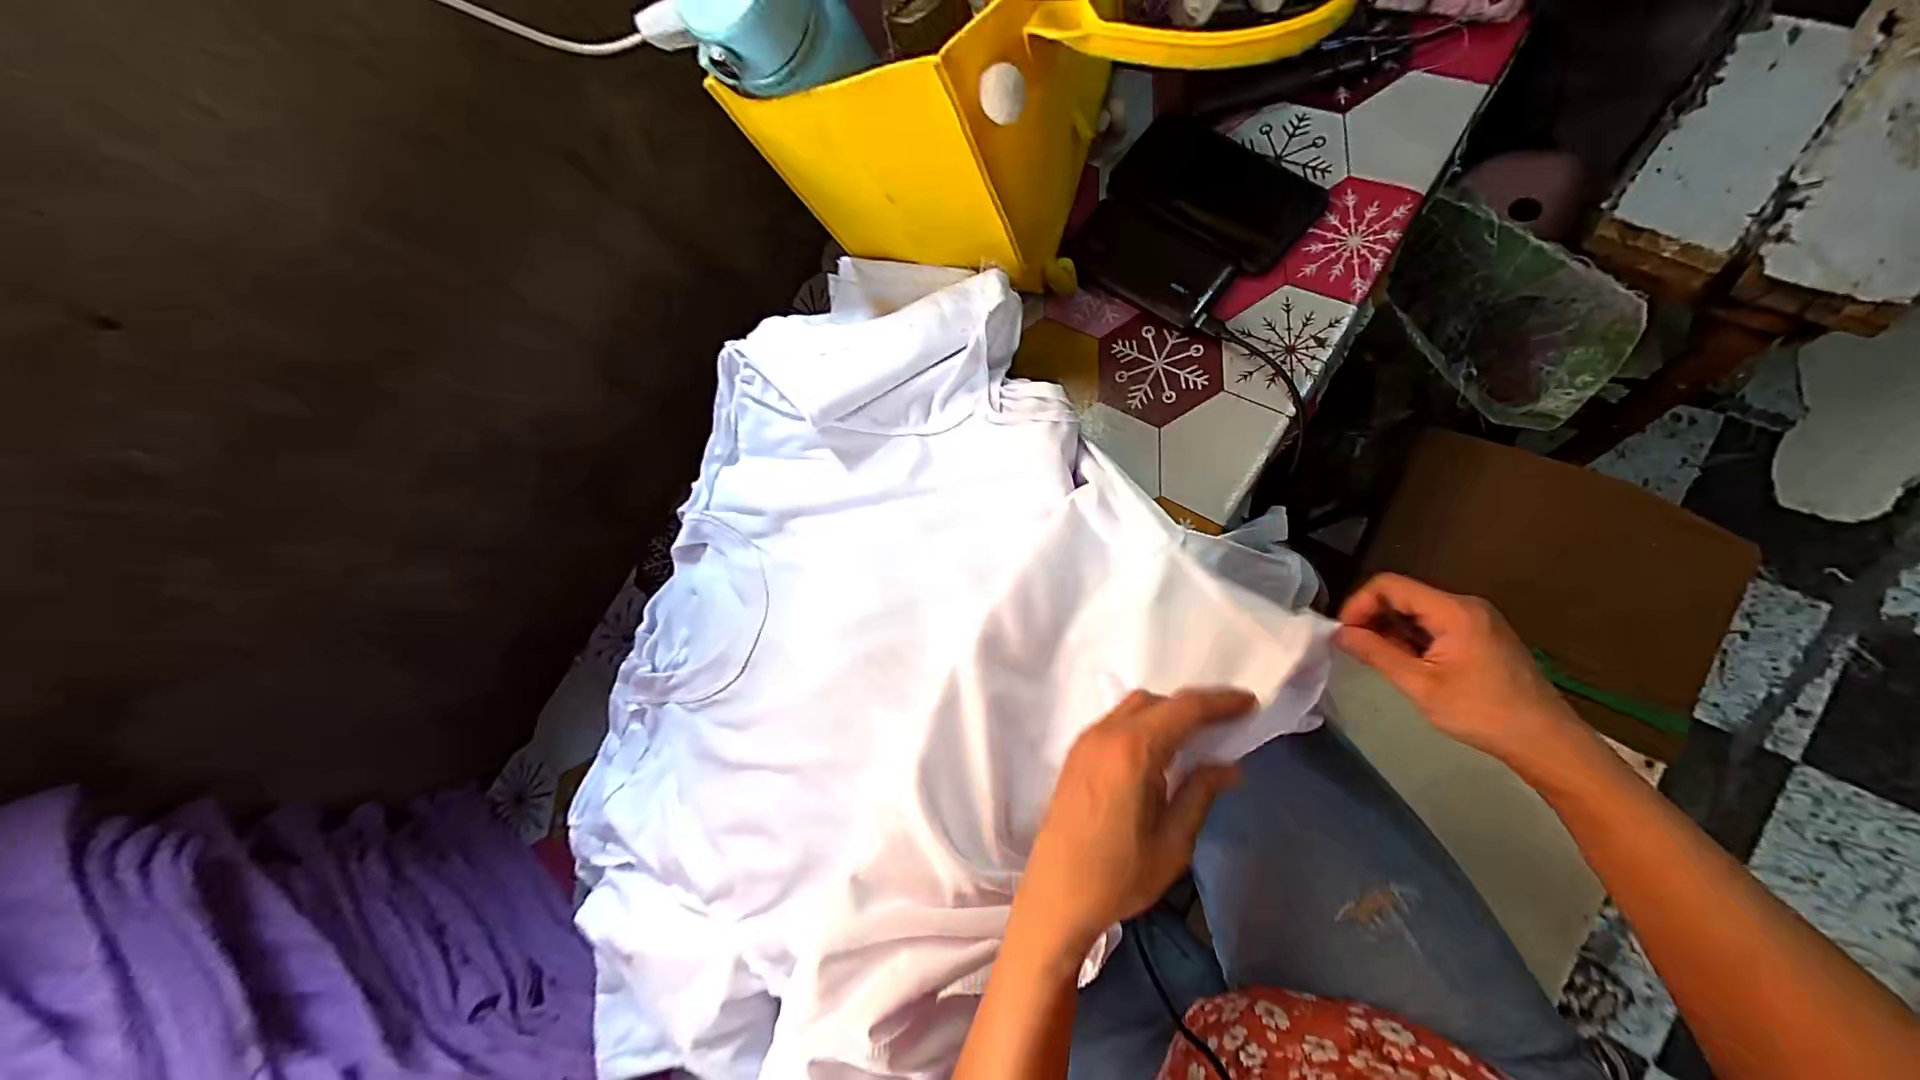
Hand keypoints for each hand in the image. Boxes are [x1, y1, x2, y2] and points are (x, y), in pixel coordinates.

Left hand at [1015, 688, 1253, 954]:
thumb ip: (1200, 794)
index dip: (1220, 702)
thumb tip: (1228, 765)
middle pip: (1156, 702)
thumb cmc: (1118, 875)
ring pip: (1133, 708)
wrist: (1056, 895)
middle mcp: (1105, 734)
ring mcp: (1085, 742)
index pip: (1183, 709)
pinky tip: (1160, 750)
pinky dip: (1144, 724)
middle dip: (1194, 706)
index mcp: (1132, 750)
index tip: (1250, 703)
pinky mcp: (1076, 755)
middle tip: (1229, 723)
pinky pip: (1116, 723)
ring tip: (1199, 736)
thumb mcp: (1173, 843)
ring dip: (1167, 713)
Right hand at [1333, 573, 1584, 766]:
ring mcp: (1477, 621)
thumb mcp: (1419, 684)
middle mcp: (1466, 606)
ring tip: (1380, 661)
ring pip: (1417, 612)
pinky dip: (1412, 639)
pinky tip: (1407, 665)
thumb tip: (1339, 633)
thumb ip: (1376, 653)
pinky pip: (1435, 625)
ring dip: (1391, 630)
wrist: (1546, 741)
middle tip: (1356, 650)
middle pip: (1403, 596)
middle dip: (1373, 618)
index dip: (1359, 604)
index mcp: (1453, 611)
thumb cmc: (1482, 712)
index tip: (1344, 634)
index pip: (1389, 585)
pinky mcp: (1481, 636)